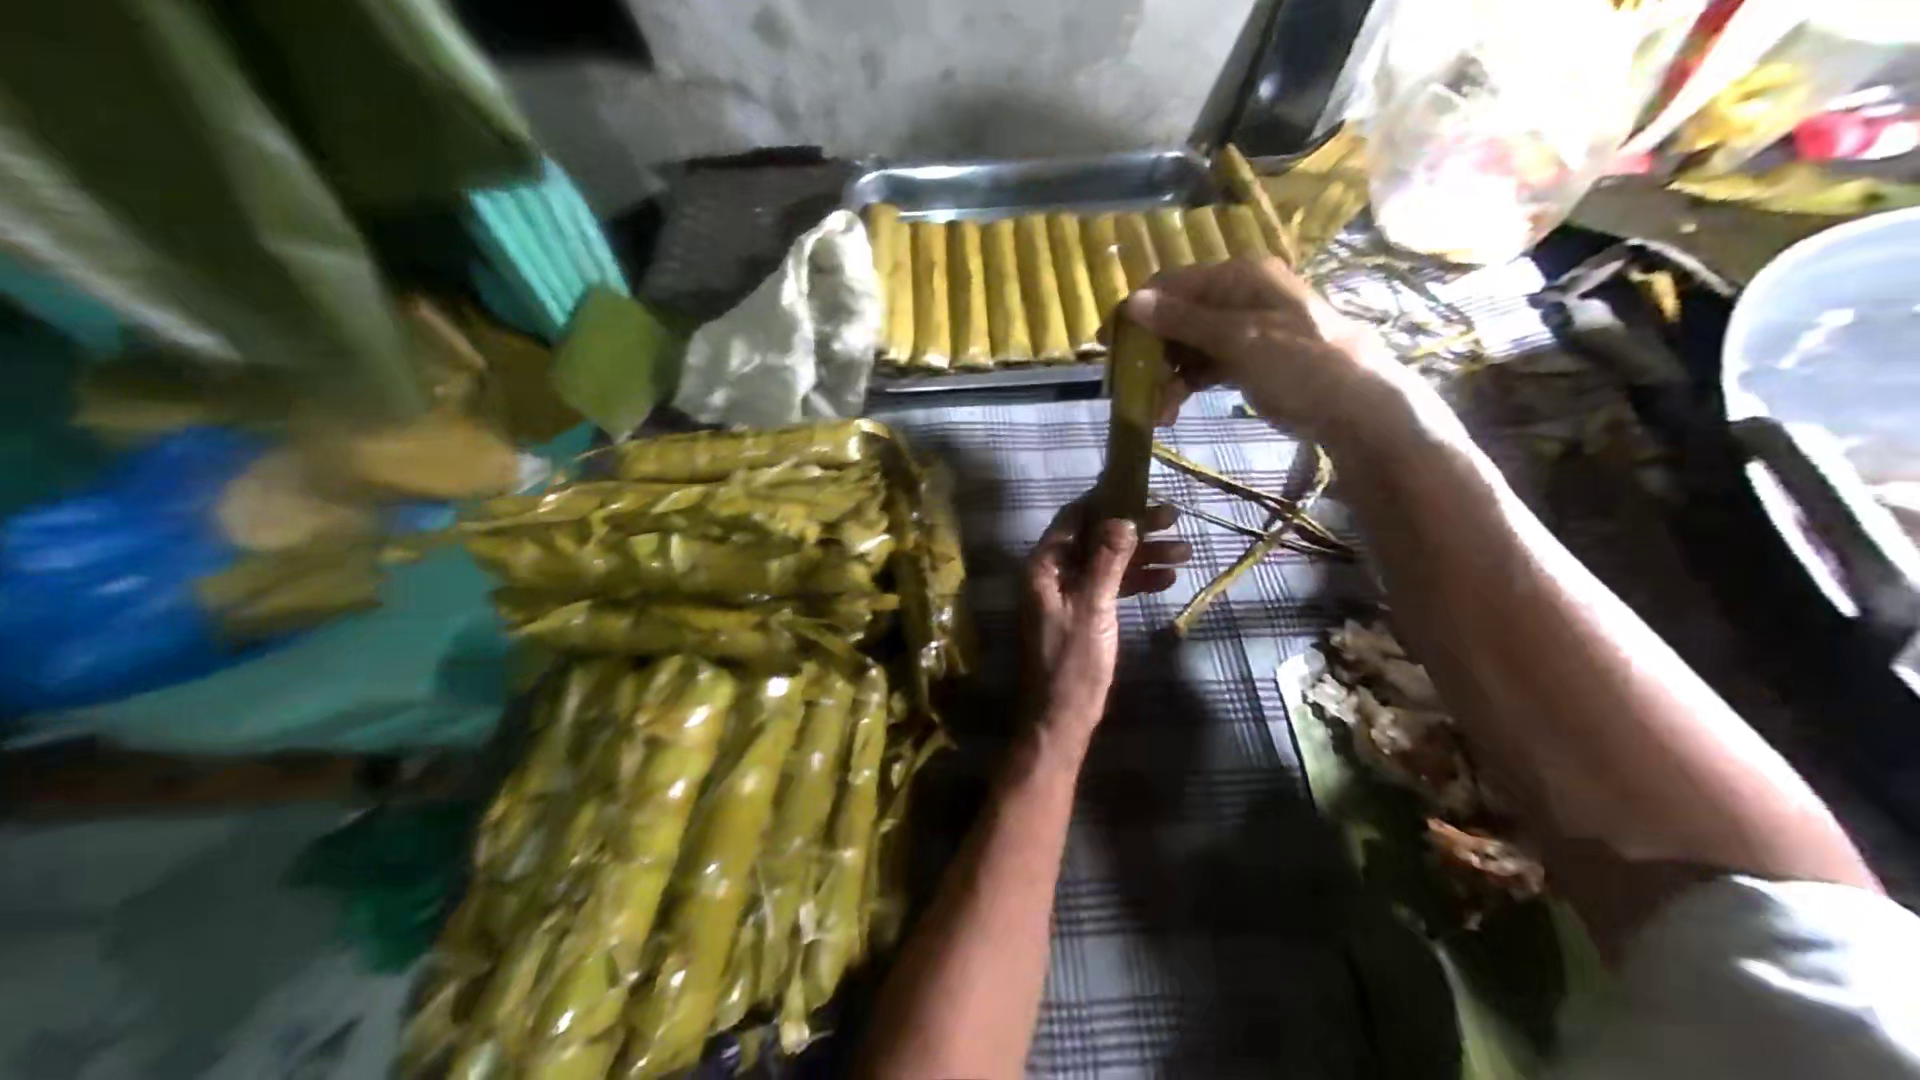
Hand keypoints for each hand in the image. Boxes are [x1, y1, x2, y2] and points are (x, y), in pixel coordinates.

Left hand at [1022, 501, 1187, 754]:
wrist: (1061, 716)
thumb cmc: (1073, 662)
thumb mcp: (1093, 607)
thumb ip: (1106, 561)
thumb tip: (1122, 518)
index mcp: (1044, 566)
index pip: (1073, 518)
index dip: (1105, 501)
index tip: (1140, 488)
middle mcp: (1052, 573)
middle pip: (1094, 538)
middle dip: (1132, 529)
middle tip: (1172, 518)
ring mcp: (1067, 594)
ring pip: (1106, 562)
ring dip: (1142, 555)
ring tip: (1184, 551)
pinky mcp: (1082, 612)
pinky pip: (1109, 586)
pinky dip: (1135, 580)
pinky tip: (1167, 578)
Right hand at [1124, 258, 1411, 447]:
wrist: (1356, 407)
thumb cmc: (1301, 364)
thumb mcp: (1239, 340)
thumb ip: (1184, 320)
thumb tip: (1132, 302)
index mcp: (1238, 277)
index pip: (1171, 284)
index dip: (1136, 311)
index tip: (1106, 344)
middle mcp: (1237, 296)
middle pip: (1176, 316)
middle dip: (1150, 352)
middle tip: (1130, 386)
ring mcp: (1242, 330)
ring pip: (1186, 346)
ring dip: (1165, 376)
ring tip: (1157, 411)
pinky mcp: (1246, 360)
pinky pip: (1203, 367)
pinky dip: (1185, 386)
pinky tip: (1171, 410)